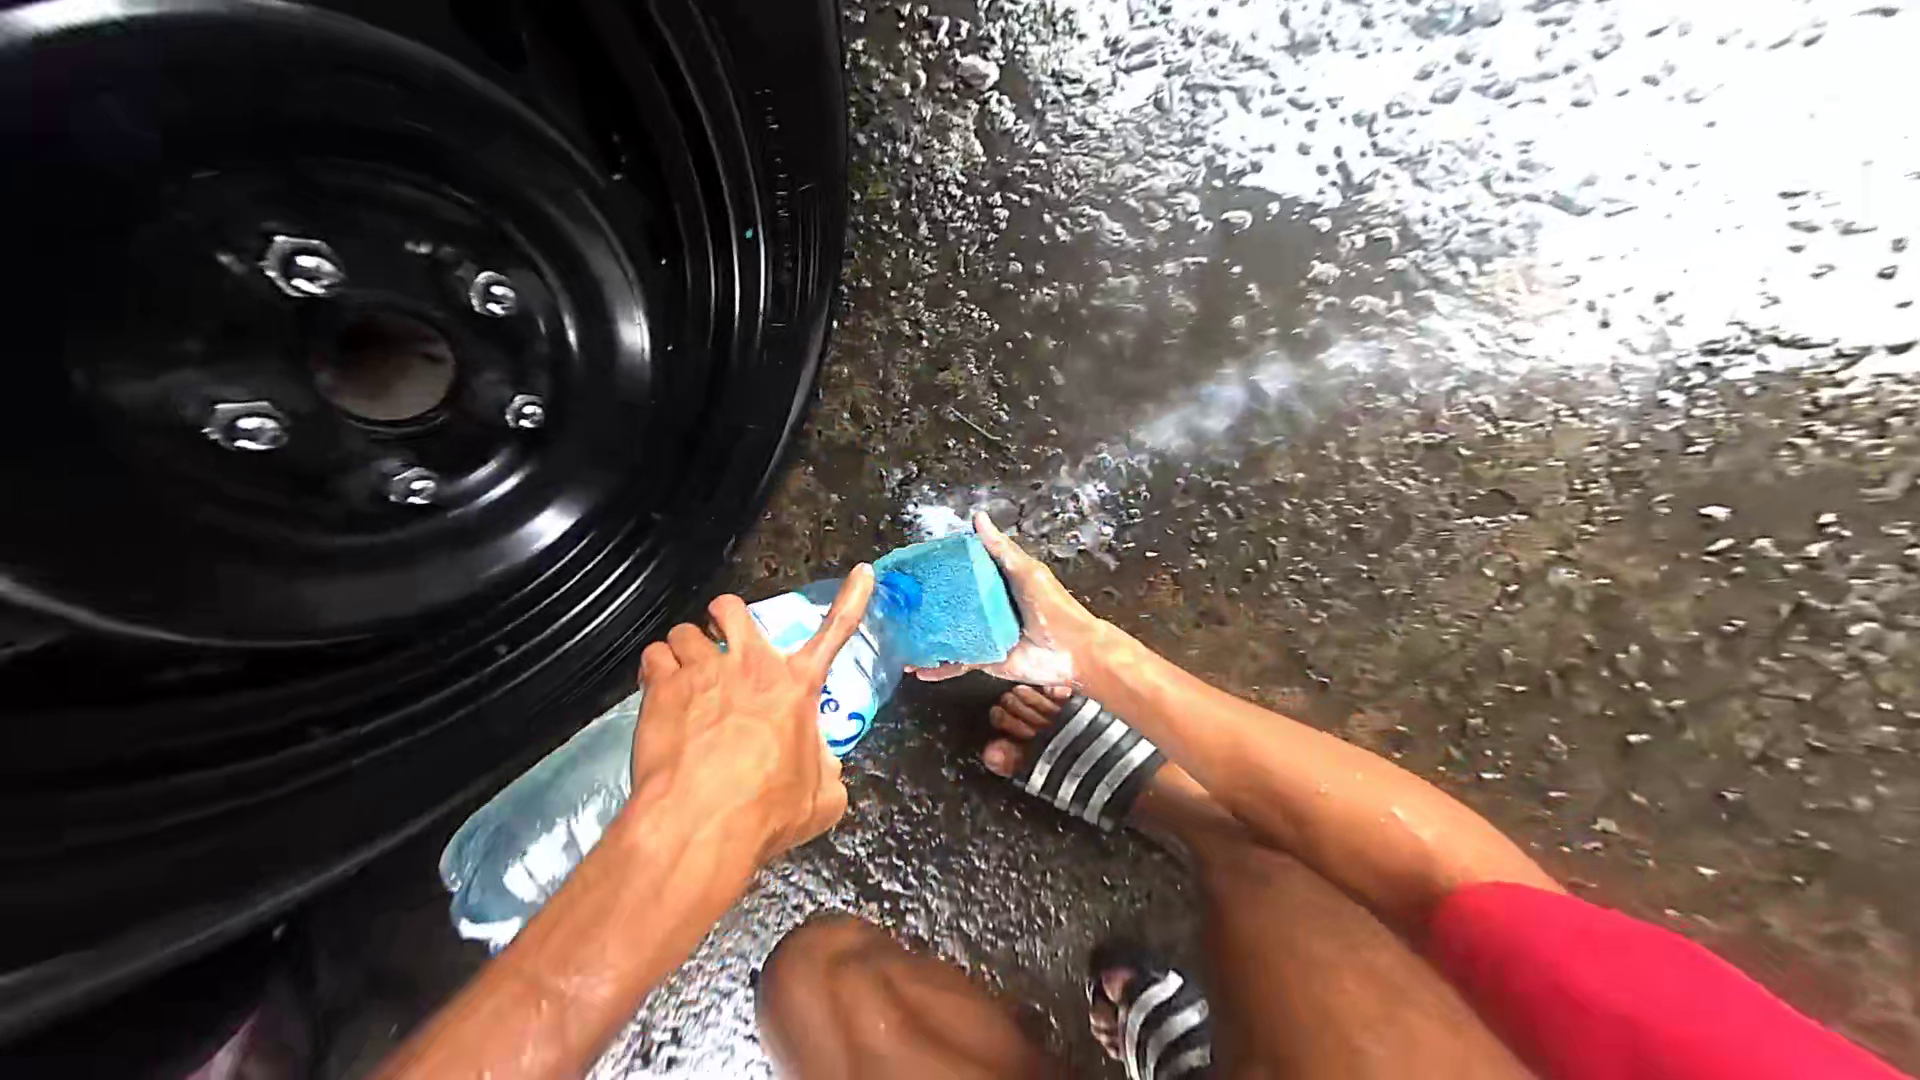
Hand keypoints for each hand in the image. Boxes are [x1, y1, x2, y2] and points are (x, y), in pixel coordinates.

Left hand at [631, 566, 874, 860]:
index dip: (854, 598)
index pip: (837, 631)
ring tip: (685, 674)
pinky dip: (655, 667)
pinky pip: (654, 654)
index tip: (862, 574)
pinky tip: (656, 689)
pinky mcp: (662, 687)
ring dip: (688, 647)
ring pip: (686, 630)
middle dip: (726, 615)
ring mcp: (704, 671)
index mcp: (797, 686)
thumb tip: (822, 766)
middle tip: (721, 636)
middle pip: (734, 608)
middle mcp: (751, 666)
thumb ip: (826, 769)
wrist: (701, 826)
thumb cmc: (766, 812)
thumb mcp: (821, 798)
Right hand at [910, 511, 1111, 687]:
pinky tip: (918, 669)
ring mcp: (983, 635)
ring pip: (947, 635)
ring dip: (926, 639)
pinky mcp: (984, 660)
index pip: (962, 574)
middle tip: (899, 604)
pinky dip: (938, 668)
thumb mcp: (1027, 572)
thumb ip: (1001, 549)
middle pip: (950, 606)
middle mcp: (986, 609)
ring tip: (900, 639)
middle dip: (926, 607)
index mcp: (996, 584)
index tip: (916, 569)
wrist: (1074, 652)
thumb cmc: (1055, 609)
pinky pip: (957, 663)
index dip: (941, 571)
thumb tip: (979, 519)